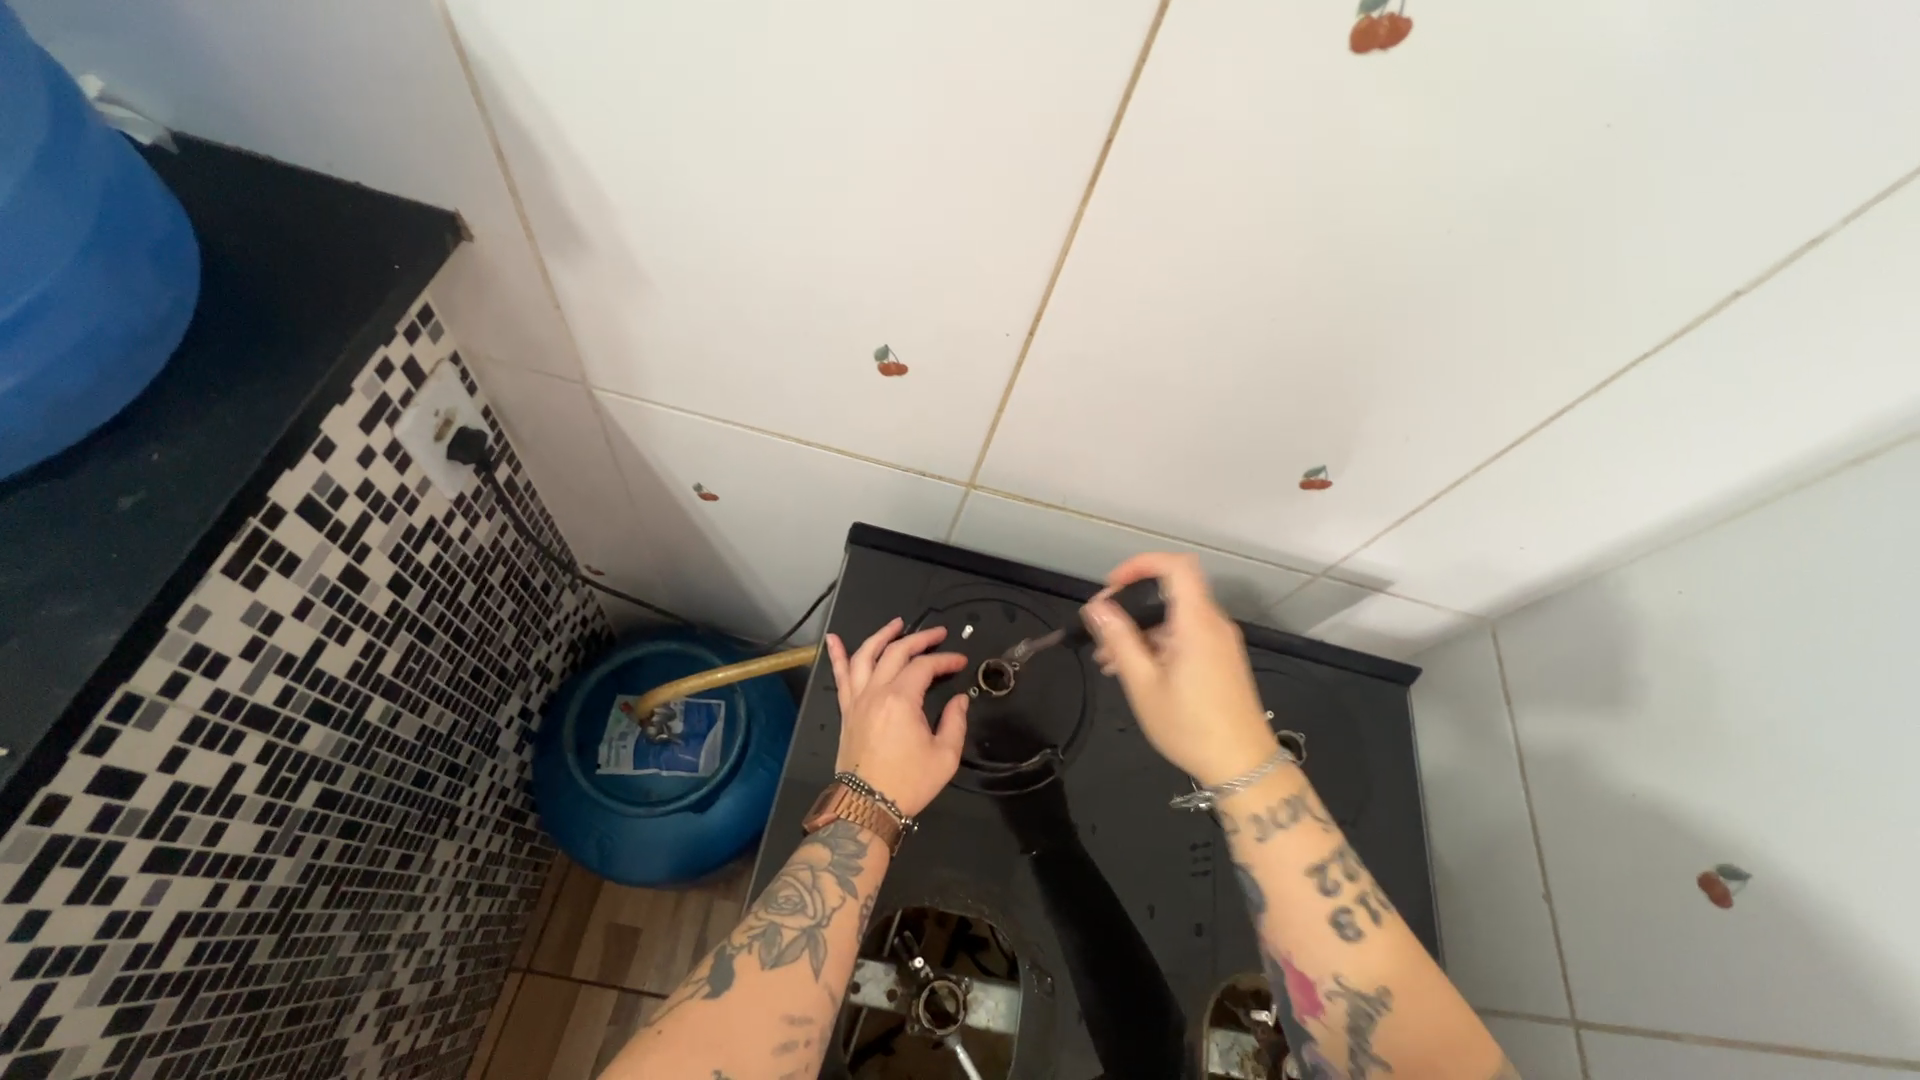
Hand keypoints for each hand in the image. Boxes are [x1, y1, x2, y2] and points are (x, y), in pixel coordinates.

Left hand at [824, 618, 970, 817]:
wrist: (867, 805)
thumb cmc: (909, 783)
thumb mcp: (945, 756)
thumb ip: (955, 722)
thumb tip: (959, 700)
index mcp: (902, 700)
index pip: (925, 666)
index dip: (945, 660)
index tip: (960, 662)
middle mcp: (876, 692)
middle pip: (896, 652)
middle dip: (920, 639)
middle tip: (938, 633)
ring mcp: (857, 699)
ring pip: (865, 655)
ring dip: (881, 635)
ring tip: (897, 624)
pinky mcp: (846, 710)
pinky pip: (840, 676)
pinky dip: (836, 655)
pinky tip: (832, 639)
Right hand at [1082, 553, 1279, 785]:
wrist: (1243, 766)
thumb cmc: (1189, 726)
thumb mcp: (1143, 684)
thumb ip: (1119, 639)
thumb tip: (1096, 607)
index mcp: (1197, 622)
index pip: (1175, 566)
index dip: (1141, 564)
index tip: (1112, 586)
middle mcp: (1213, 624)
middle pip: (1170, 593)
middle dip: (1131, 605)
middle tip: (1100, 631)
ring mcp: (1219, 643)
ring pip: (1174, 618)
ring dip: (1140, 630)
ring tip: (1108, 660)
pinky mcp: (1221, 660)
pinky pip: (1185, 636)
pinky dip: (1157, 643)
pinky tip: (1134, 670)